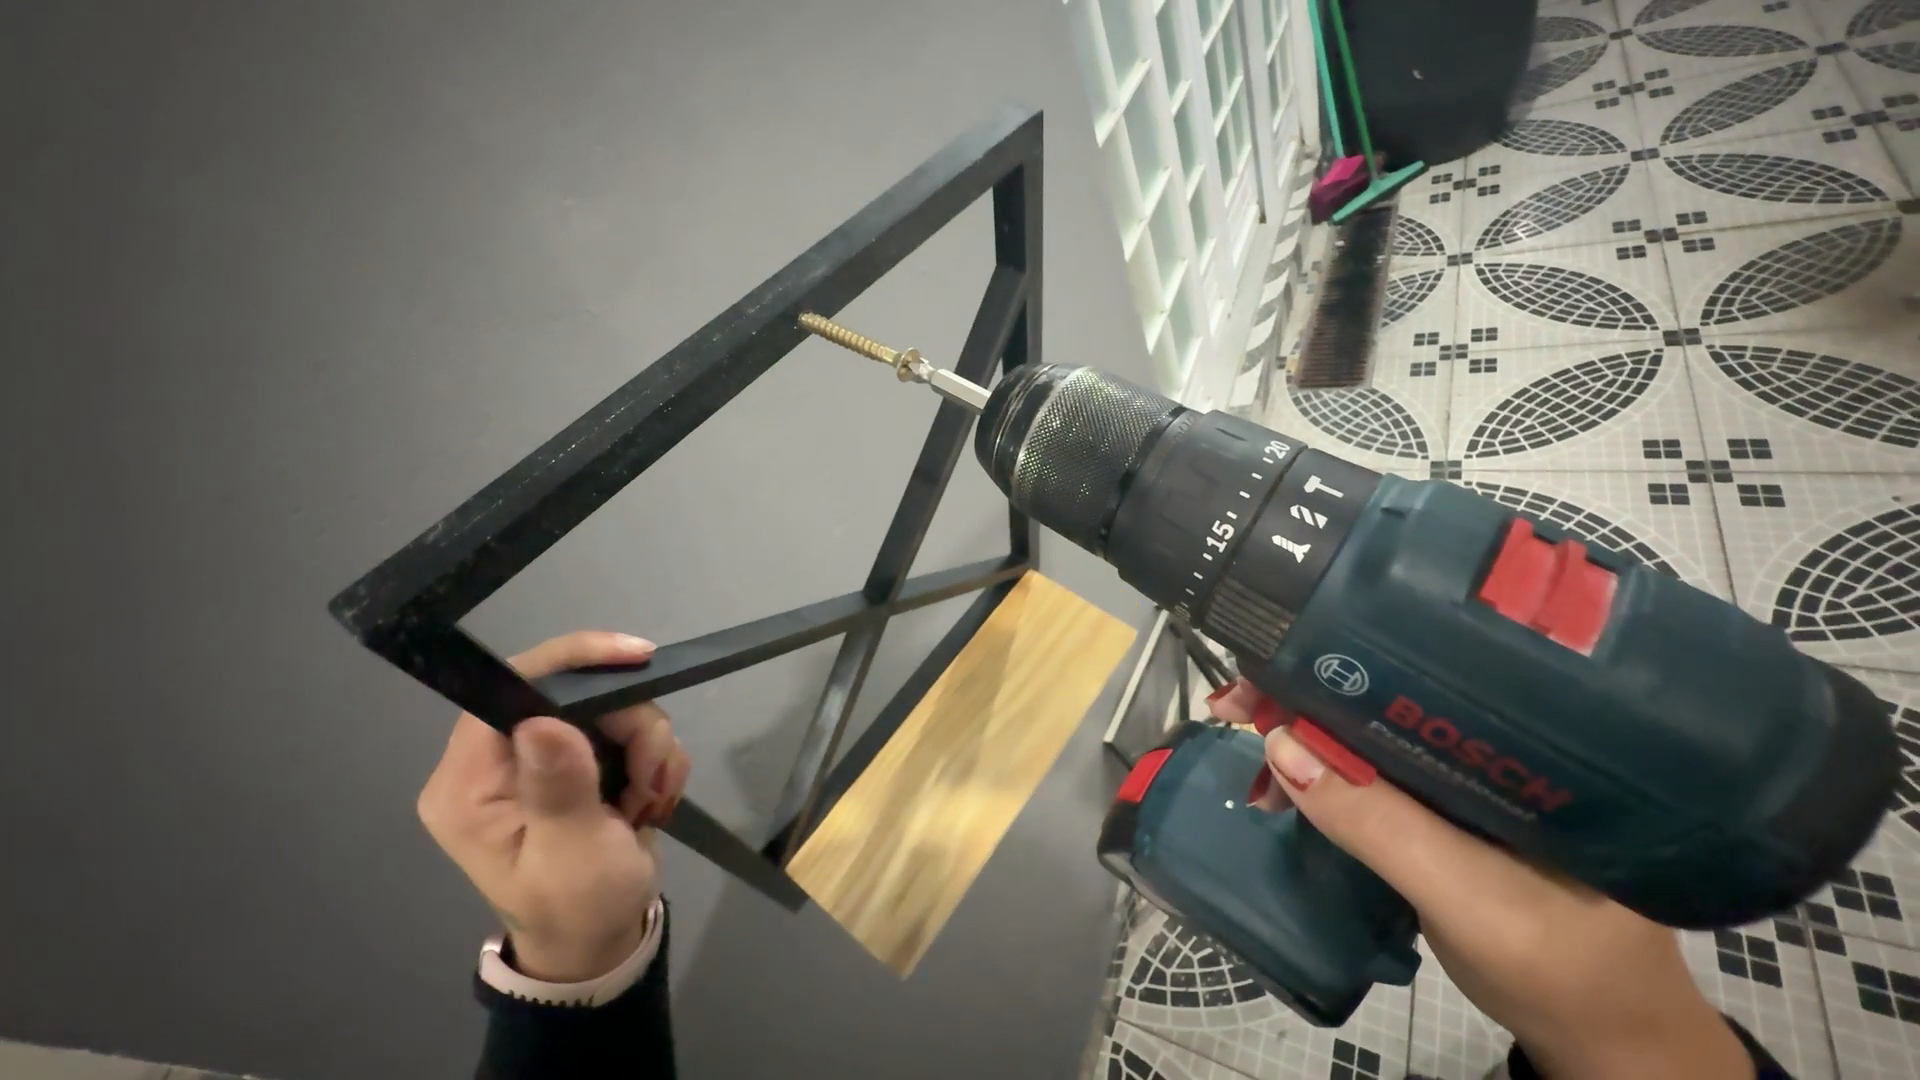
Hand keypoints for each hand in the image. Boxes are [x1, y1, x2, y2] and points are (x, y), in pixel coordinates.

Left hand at [418, 631, 689, 982]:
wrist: (604, 941)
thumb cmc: (578, 908)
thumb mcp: (570, 855)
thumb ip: (558, 789)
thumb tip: (542, 722)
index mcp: (470, 781)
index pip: (510, 688)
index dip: (571, 661)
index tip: (636, 658)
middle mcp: (500, 759)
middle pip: (577, 693)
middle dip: (631, 727)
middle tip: (651, 776)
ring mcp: (545, 757)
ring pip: (614, 709)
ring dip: (649, 748)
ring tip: (650, 800)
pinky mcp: (581, 761)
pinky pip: (631, 730)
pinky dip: (655, 760)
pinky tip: (651, 801)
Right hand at [1206, 681, 1751, 1079]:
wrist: (1608, 1045)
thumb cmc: (1564, 970)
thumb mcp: (1468, 898)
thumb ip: (1381, 825)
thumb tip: (1279, 745)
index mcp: (1520, 739)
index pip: (1416, 674)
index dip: (1335, 662)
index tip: (1261, 665)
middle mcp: (1493, 745)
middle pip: (1384, 699)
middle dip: (1304, 697)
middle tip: (1233, 708)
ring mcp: (1468, 783)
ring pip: (1371, 740)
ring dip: (1306, 742)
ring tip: (1253, 761)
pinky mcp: (1447, 818)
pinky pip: (1374, 782)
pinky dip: (1325, 781)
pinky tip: (1290, 788)